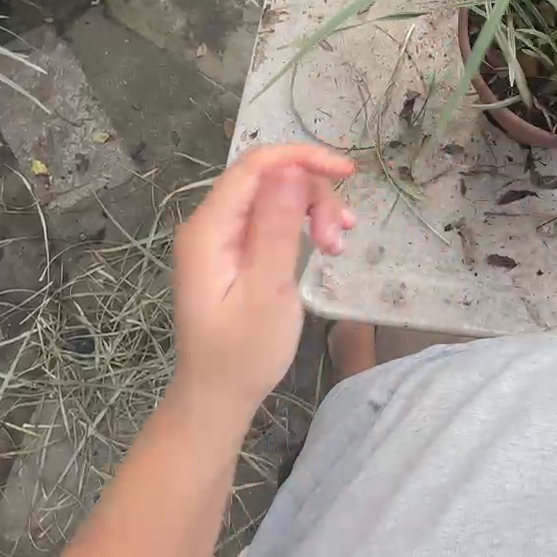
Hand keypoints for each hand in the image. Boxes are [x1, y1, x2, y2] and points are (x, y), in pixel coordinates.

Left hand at [170, 144, 355, 419]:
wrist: (218, 398)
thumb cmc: (242, 354)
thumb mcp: (268, 291)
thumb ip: (278, 228)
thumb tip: (291, 169)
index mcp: (209, 229)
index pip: (256, 165)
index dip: (303, 157)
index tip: (347, 172)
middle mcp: (212, 223)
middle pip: (272, 178)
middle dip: (314, 197)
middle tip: (339, 239)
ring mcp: (224, 235)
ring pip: (280, 194)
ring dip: (315, 212)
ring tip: (336, 250)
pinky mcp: (238, 248)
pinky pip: (277, 217)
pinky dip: (307, 224)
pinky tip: (329, 245)